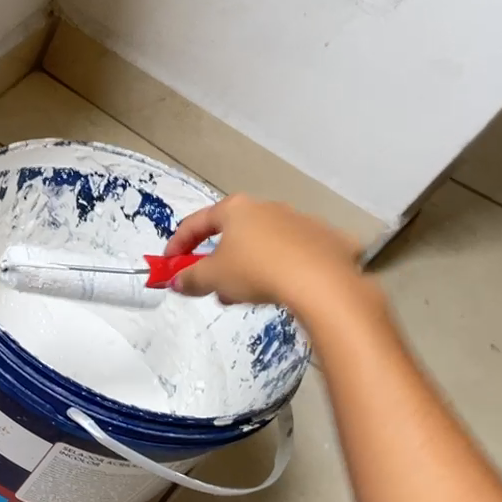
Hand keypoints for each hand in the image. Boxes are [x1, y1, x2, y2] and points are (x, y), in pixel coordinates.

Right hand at [163, 193, 363, 309]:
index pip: (196, 223)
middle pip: (233, 233)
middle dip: (218, 259)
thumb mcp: (212, 279)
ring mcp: (303, 222)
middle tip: (211, 284)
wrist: (325, 285)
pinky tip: (287, 288)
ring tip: (247, 294)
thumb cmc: (257, 271)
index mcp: (236, 209)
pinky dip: (286, 268)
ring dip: (250, 265)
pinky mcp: (332, 241)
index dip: (177, 244)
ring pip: (266, 243)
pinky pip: (299, 254)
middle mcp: (268, 207)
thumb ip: (189, 278)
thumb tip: (177, 282)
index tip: (169, 263)